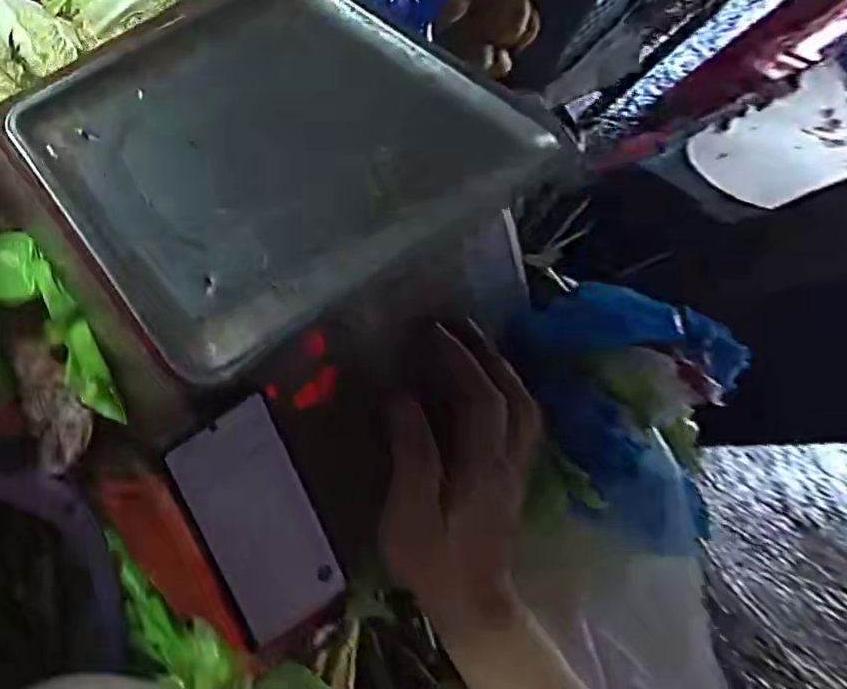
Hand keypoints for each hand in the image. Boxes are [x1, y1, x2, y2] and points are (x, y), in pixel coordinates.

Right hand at [380, 320, 541, 636]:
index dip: (459, 361)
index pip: (481, 401)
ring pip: (525, 410)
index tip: (429, 330)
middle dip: (486, 355)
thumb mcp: (410, 507)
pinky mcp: (506, 478)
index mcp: (481, 467)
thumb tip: (401, 396)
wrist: (472, 603)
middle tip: (453, 323)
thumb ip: (412, 452)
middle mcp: (506, 463)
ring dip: (501, 370)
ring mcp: (512, 471)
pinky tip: (484, 383)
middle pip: (513, 399)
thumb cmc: (430, 555)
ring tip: (470, 342)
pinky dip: (505, 392)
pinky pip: (519, 423)